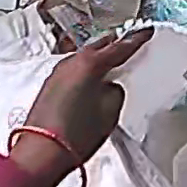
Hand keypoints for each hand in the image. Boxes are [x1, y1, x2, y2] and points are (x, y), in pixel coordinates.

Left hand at [10, 28, 152, 184]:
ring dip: (98, 59)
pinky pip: (73, 70)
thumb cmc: (76, 134)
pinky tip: (91, 82)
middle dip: (114, 45)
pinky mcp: (50, 85)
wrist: (41, 154)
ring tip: (111, 67)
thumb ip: (115, 91)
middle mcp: (72, 62)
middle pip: (99, 46)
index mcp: (90, 64)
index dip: (136, 40)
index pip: (120, 47)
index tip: (145, 32)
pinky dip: (85, 71)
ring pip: (84, 57)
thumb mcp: (110, 112)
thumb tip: (110, 86)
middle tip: (129, 46)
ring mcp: (58, 72)